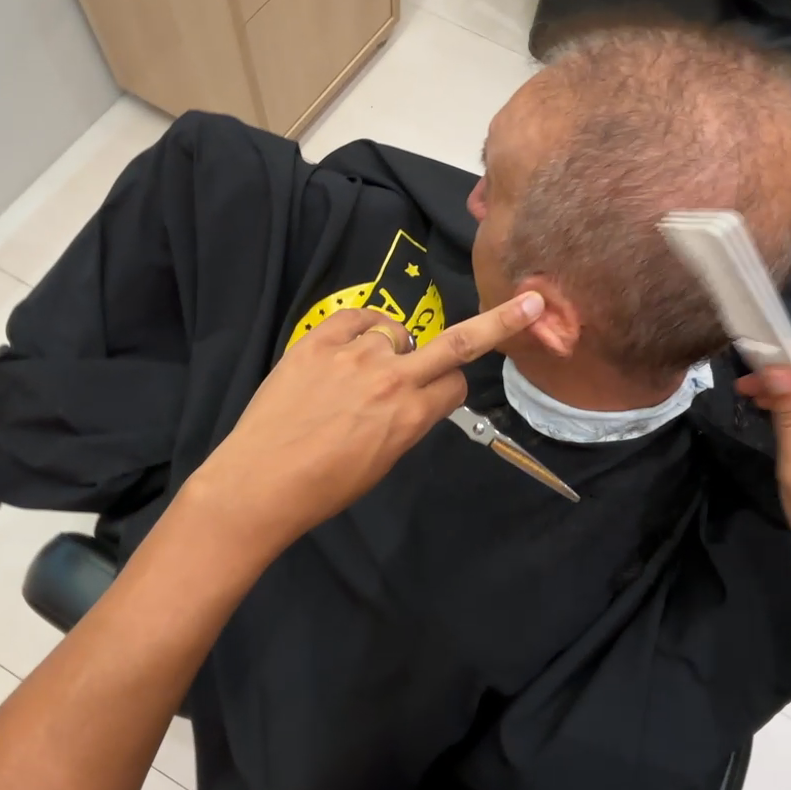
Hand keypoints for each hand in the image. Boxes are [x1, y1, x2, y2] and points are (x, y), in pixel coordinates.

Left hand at [190, 292, 546, 549]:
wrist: (260, 480)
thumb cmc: (325, 488)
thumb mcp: (383, 463)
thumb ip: (407, 422)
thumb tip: (413, 397)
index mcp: (412, 416)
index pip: (457, 383)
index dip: (449, 388)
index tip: (438, 393)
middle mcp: (393, 377)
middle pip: (458, 343)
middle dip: (500, 322)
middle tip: (530, 302)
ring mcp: (355, 353)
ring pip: (397, 330)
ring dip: (391, 345)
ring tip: (360, 369)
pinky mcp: (319, 339)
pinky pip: (358, 316)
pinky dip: (360, 329)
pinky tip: (347, 347)